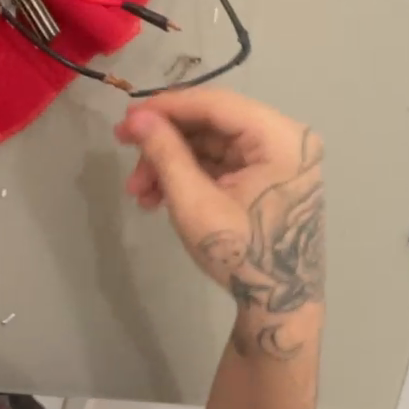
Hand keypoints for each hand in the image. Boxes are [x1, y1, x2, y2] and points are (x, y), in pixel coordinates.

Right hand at [114, 88, 325, 360]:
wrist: (278, 304)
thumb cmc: (241, 255)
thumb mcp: (195, 203)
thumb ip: (166, 154)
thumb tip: (135, 118)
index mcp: (281, 138)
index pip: (216, 104)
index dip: (167, 107)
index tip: (127, 117)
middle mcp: (285, 139)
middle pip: (212, 124)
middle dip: (164, 142)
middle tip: (124, 153)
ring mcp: (276, 159)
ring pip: (210, 144)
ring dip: (170, 162)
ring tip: (137, 192)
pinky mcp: (265, 178)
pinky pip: (219, 163)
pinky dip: (186, 175)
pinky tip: (157, 196)